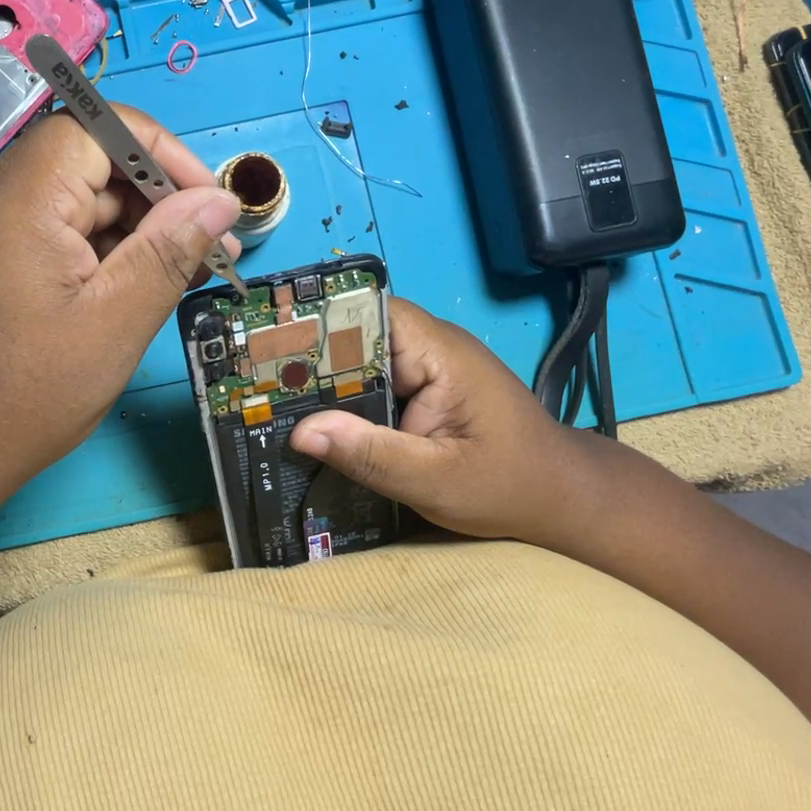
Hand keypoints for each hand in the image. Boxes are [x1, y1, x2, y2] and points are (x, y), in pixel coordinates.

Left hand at [0, 105, 240, 533]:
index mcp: (18, 197)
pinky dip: (83, 253)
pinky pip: (37, 232)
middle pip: (84, 165)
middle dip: (150, 202)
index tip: (210, 206)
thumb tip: (221, 202)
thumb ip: (169, 253)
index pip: (100, 129)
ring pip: (64, 203)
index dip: (163, 155)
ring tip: (168, 282)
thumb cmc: (20, 398)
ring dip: (122, 233)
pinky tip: (115, 294)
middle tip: (202, 256)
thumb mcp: (113, 325)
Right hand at [287, 299, 591, 543]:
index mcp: (437, 352)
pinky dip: (338, 399)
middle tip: (250, 380)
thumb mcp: (436, 480)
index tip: (265, 344)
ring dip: (317, 379)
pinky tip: (304, 419)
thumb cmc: (509, 486)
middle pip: (353, 334)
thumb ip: (372, 455)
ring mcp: (422, 367)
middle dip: (305, 354)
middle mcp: (427, 347)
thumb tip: (301, 432)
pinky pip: (368, 382)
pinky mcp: (419, 389)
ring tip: (264, 398)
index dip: (316, 321)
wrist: (560, 499)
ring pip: (356, 359)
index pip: (366, 312)